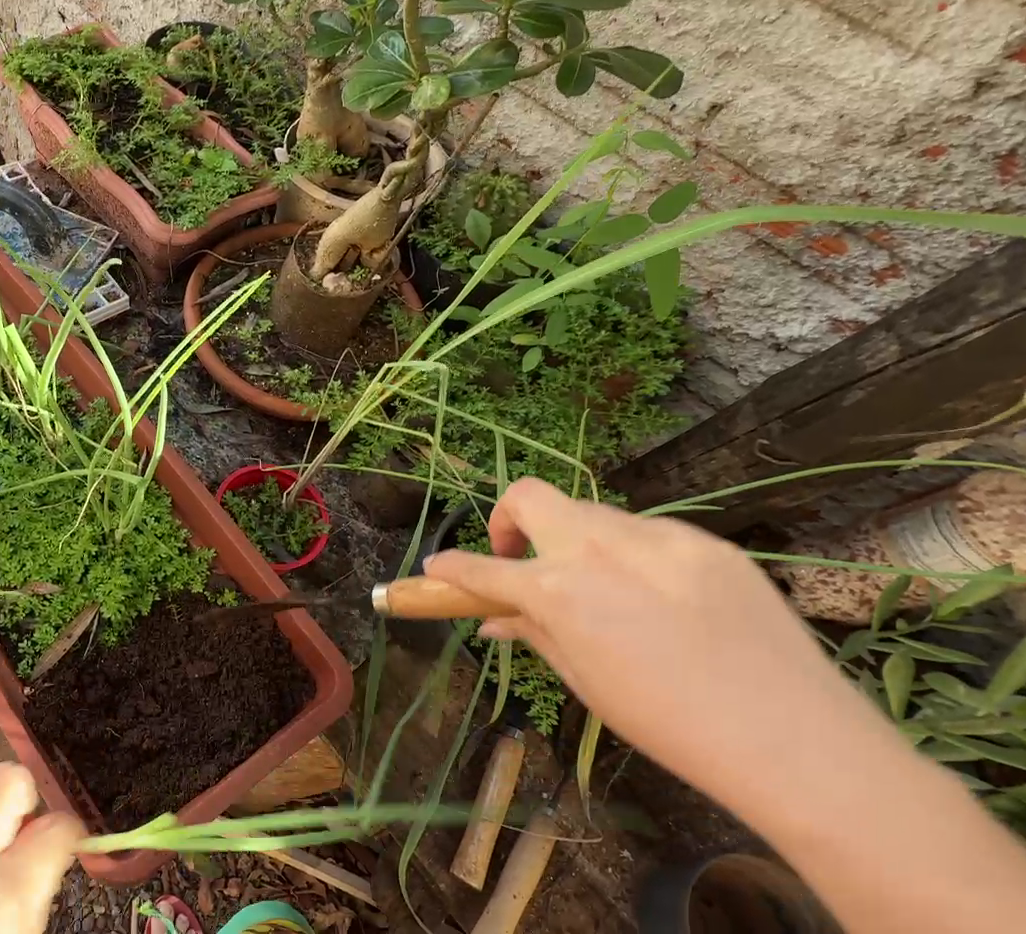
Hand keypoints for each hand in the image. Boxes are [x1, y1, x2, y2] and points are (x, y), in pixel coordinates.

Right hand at [421, 477, 879, 805]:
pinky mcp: (708, 541)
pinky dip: (632, 554)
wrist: (798, 742)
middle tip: (520, 560)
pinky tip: (660, 599)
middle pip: (529, 497)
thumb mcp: (586, 682)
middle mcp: (599, 548)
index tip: (439, 568)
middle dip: (509, 521)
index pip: (481, 567)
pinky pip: (649, 534)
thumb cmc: (671, 725)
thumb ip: (534, 635)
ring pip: (592, 514)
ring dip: (576, 540)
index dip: (451, 568)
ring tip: (602, 589)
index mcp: (559, 591)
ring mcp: (658, 537)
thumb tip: (494, 621)